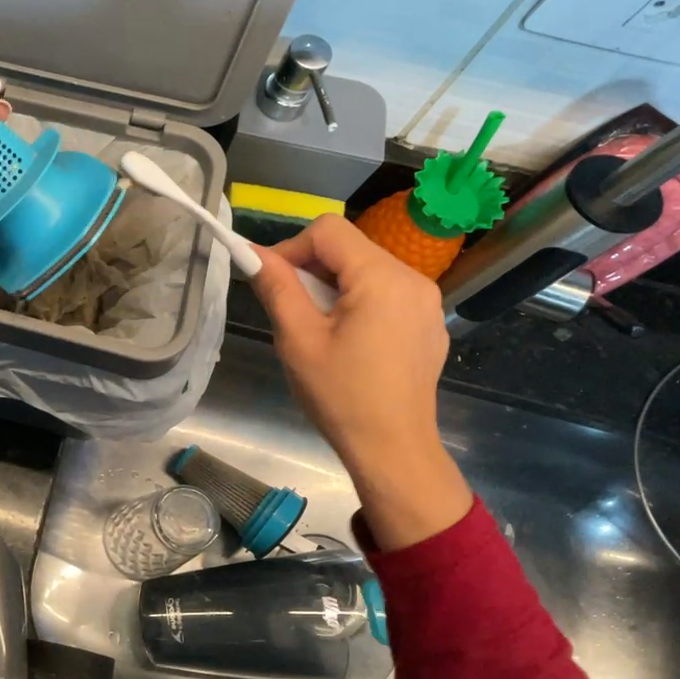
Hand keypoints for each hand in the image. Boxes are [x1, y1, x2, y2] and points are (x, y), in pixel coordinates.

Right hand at [250, 215, 472, 550]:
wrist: (393, 448)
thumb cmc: (340, 395)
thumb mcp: (298, 339)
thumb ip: (277, 287)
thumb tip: (251, 252)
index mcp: (381, 278)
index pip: (328, 230)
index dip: (291, 248)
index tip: (271, 282)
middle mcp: (412, 279)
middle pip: (349, 247)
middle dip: (311, 269)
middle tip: (290, 310)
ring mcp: (426, 301)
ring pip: (366, 269)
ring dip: (333, 286)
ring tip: (317, 329)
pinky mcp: (428, 322)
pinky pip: (386, 292)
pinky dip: (358, 302)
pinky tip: (349, 342)